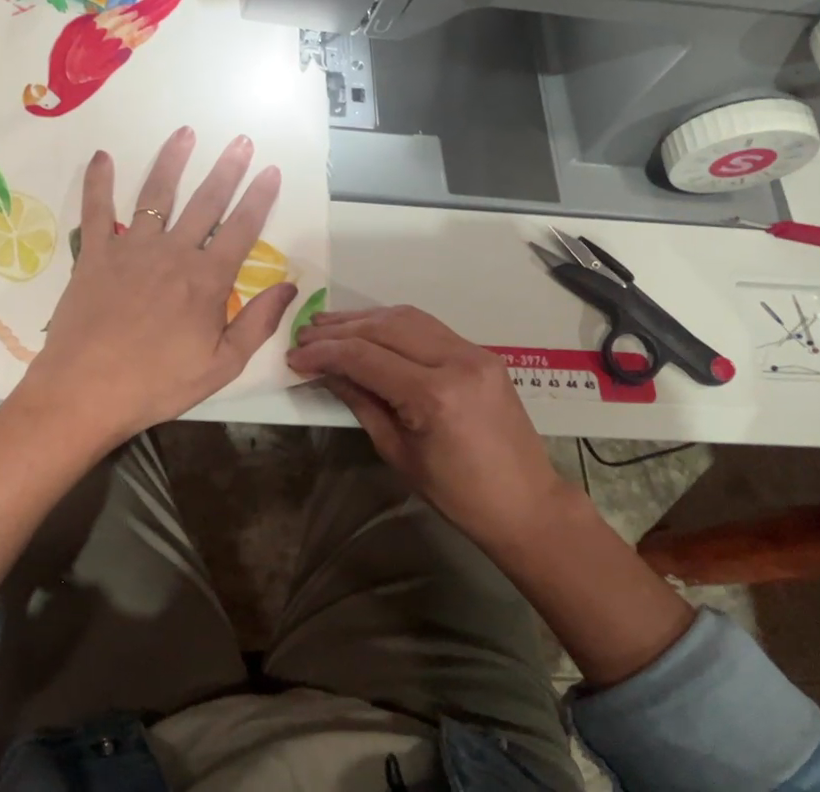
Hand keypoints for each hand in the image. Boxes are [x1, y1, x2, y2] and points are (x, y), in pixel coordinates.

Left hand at [17, 127, 296, 446]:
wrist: (86, 390)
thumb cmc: (157, 384)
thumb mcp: (221, 365)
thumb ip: (257, 323)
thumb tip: (289, 286)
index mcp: (207, 280)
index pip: (242, 229)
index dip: (259, 198)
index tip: (271, 171)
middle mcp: (172, 253)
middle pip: (205, 202)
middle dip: (226, 169)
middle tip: (240, 140)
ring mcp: (130, 249)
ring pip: (156, 194)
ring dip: (172, 161)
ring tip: (185, 133)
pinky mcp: (94, 254)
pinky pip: (95, 209)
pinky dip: (99, 181)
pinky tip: (102, 156)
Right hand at [288, 305, 570, 540]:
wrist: (526, 503)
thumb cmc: (457, 493)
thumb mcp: (397, 452)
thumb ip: (361, 403)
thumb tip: (325, 373)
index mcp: (434, 394)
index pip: (365, 357)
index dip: (323, 353)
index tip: (293, 357)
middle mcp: (456, 361)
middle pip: (384, 327)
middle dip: (339, 329)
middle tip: (304, 334)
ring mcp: (474, 352)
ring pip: (407, 317)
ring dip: (364, 319)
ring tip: (327, 325)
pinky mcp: (482, 353)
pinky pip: (428, 327)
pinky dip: (392, 324)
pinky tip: (368, 330)